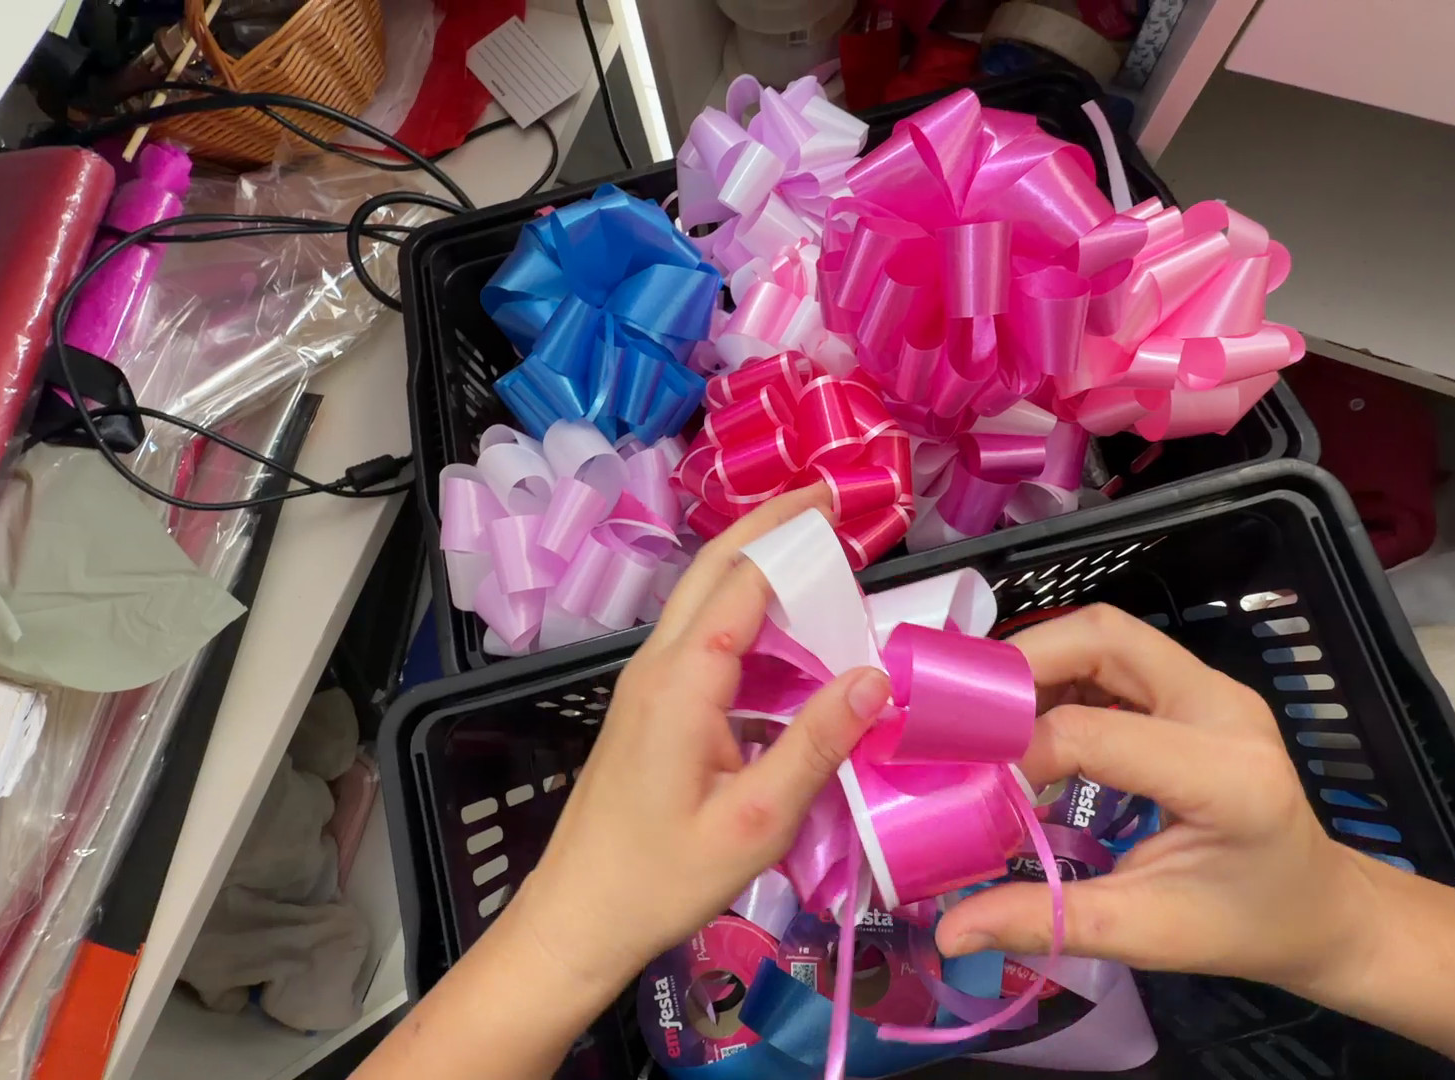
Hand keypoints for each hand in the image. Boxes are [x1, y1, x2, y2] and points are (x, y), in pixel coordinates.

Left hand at [507, 486, 890, 993]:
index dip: (792, 541)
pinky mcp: (650, 700)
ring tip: (814, 552)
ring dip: (754, 562)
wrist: (578, 914)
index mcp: (682, 680)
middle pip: (711, 568)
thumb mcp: (755, 822)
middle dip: (766, 524)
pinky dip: (744, 609)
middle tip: (824, 500)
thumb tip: (876, 677)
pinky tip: (782, 630)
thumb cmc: (662, 876)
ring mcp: (647, 678)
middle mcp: (658, 662)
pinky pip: (699, 633)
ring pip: (702, 596)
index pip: (742, 584)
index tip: (841, 512)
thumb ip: (816, 744)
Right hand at [935, 605, 1382, 998]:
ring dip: (1038, 658)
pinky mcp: (1194, 685)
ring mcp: (1211, 687)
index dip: (1019, 750)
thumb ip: (1047, 921)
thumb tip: (949, 933)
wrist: (1325, 908)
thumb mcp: (1147, 933)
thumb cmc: (1246, 925)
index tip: (975, 783)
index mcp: (1227, 776)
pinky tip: (1033, 710)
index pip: (1091, 733)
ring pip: (1104, 631)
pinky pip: (1112, 651)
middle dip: (1022, 661)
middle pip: (1103, 637)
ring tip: (993, 706)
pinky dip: (1060, 667)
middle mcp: (1222, 709)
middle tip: (970, 708)